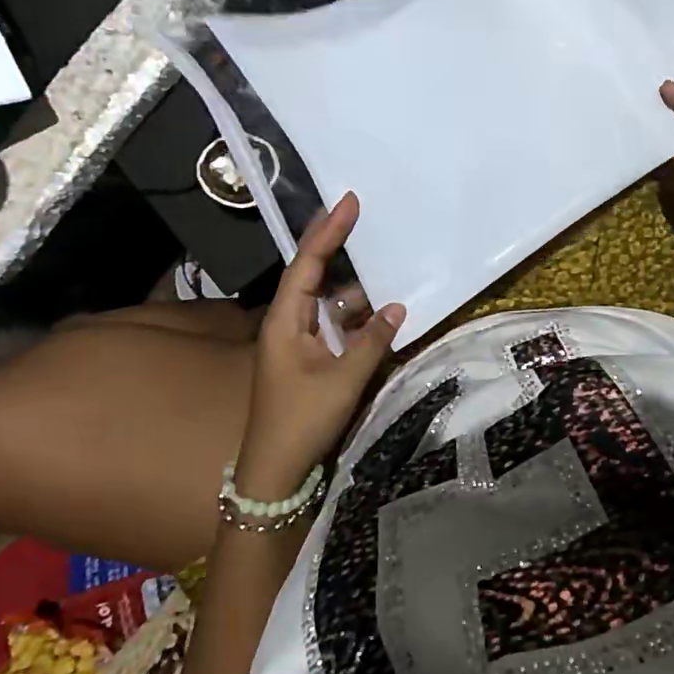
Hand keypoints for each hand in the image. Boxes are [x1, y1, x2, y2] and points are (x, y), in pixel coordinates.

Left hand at [238, 192, 403, 499]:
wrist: (276, 471)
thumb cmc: (301, 422)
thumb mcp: (342, 381)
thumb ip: (372, 342)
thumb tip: (398, 307)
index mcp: (285, 322)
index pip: (307, 265)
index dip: (327, 232)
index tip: (346, 202)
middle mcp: (290, 323)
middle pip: (314, 274)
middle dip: (335, 244)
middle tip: (358, 212)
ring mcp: (301, 340)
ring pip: (330, 301)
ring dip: (356, 287)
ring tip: (385, 264)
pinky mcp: (313, 357)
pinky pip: (338, 324)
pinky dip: (359, 315)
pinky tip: (383, 310)